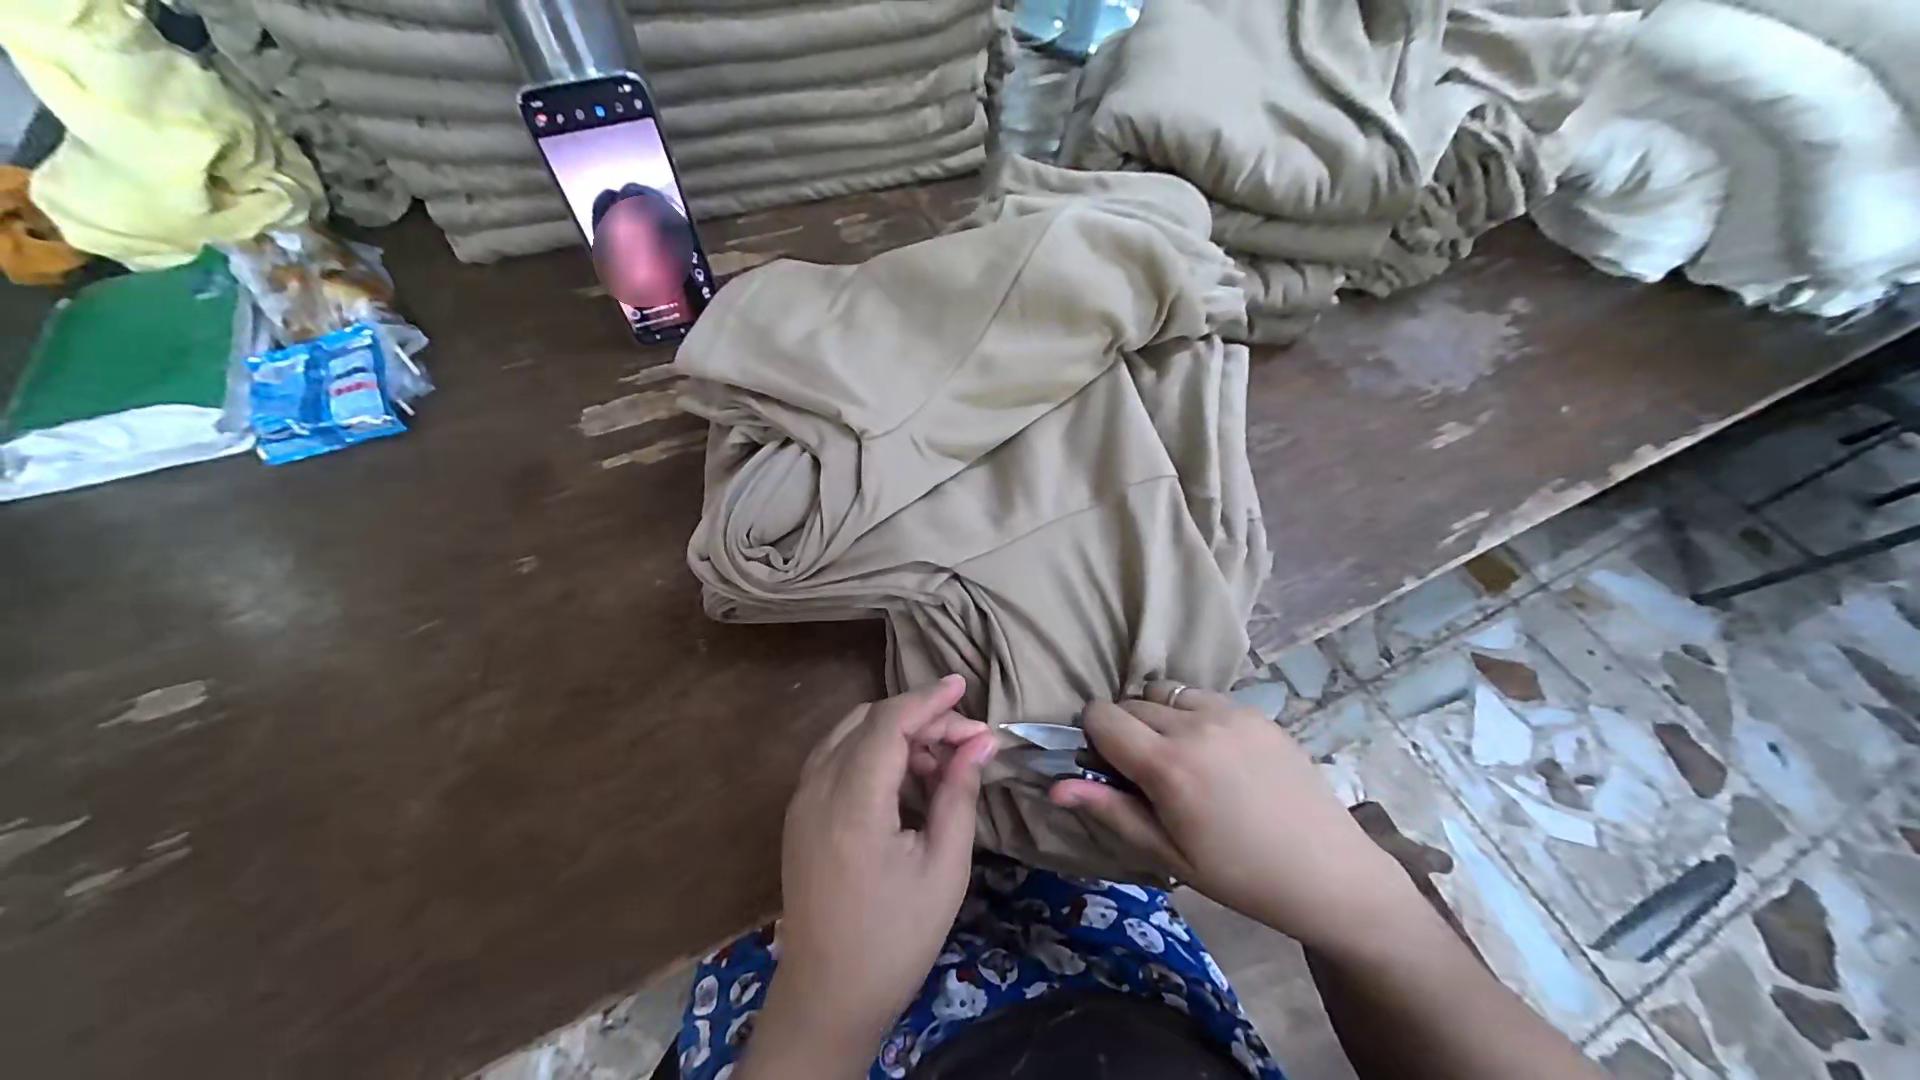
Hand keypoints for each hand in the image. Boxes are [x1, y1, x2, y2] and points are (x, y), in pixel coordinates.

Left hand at [759, 675, 996, 1063]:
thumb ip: (959, 794)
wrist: (828, 996)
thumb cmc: (895, 938)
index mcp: (851, 803)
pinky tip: (904, 777)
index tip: (965, 685)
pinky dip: (872, 751)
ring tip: (940, 760)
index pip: (889, 723)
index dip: (929, 699)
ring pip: (849, 733)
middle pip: (869, 721)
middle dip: (919, 718)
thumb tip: (981, 743)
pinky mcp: (798, 813)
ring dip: (895, 732)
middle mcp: (816, 789)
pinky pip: (835, 757)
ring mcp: (800, 800)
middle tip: (965, 740)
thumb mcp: (944, 867)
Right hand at [1050, 681, 1418, 955]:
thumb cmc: (1240, 875)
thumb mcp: (1168, 852)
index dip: (1092, 736)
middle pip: (1129, 703)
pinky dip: (1191, 713)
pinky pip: (1201, 696)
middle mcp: (1195, 725)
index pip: (1101, 716)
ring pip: (1163, 693)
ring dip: (1156, 716)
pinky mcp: (1255, 711)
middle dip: (1124, 730)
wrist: (1330, 873)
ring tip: (1179, 756)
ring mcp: (1230, 712)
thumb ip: (1109, 810)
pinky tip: (1214, 752)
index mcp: (1169, 765)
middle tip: (1146, 772)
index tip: (1106, 764)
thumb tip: (1053, 786)